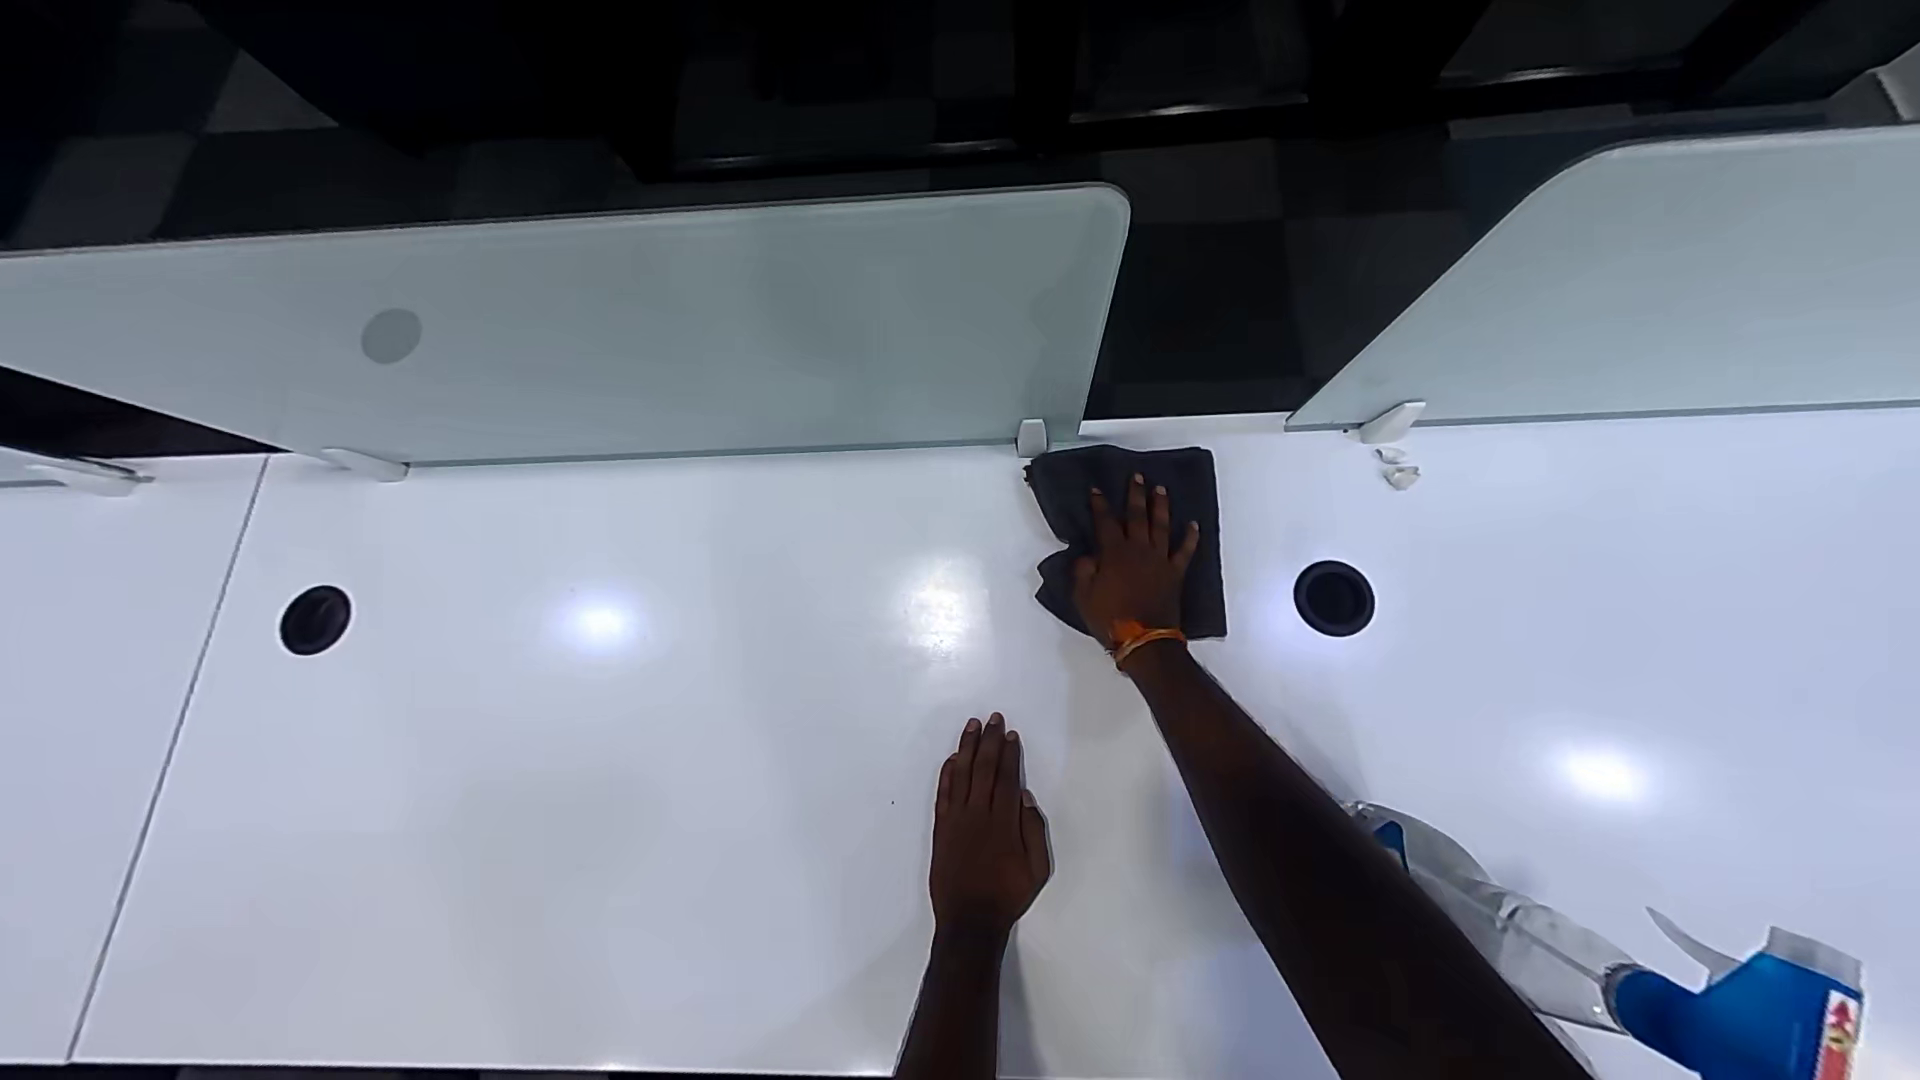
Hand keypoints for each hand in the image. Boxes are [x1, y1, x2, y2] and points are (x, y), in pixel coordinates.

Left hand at [930, 713, 1050, 941]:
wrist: (969, 920)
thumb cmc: (1007, 894)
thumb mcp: (1037, 869)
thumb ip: (1034, 830)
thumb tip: (1026, 797)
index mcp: (1004, 822)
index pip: (1007, 778)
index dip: (1009, 754)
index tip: (1010, 734)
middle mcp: (979, 813)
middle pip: (984, 768)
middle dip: (989, 741)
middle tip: (993, 718)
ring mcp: (957, 819)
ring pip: (961, 774)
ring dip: (967, 747)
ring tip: (972, 726)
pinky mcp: (941, 827)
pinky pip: (943, 793)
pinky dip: (947, 773)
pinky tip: (952, 758)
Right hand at [1073, 473, 1200, 647]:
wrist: (1144, 640)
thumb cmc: (1110, 618)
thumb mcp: (1083, 596)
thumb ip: (1083, 571)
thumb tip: (1086, 555)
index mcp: (1114, 553)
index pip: (1105, 522)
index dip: (1100, 504)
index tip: (1096, 489)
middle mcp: (1138, 550)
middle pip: (1136, 516)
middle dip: (1135, 494)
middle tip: (1137, 476)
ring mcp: (1160, 560)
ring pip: (1161, 526)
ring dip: (1161, 506)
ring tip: (1160, 489)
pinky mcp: (1175, 573)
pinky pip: (1185, 551)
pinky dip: (1190, 537)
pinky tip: (1193, 524)